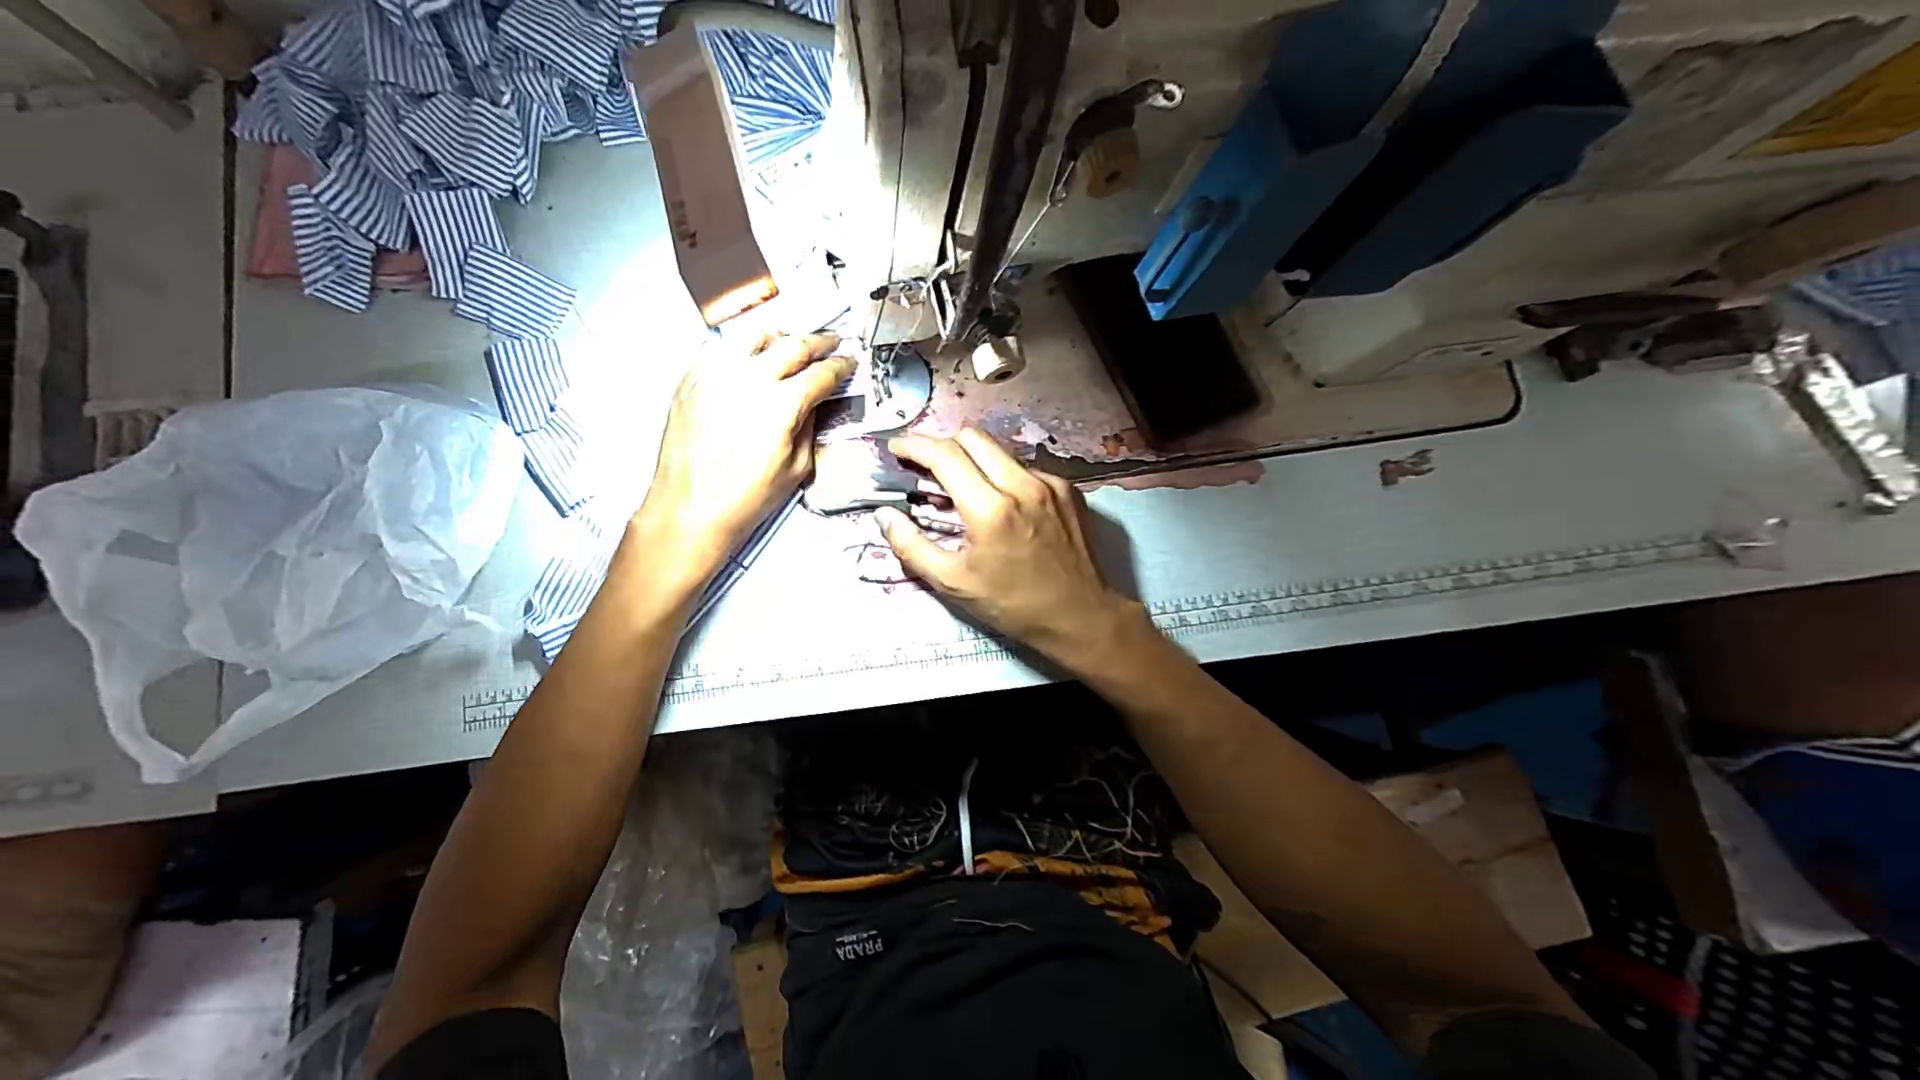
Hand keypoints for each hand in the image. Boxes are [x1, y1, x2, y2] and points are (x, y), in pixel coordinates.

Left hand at [634, 332, 852, 589]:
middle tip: (830, 342)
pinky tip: (748, 352)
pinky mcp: (692, 380)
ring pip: (754, 335)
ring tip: (789, 340)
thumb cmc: (742, 499)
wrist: (691, 509)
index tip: (848, 362)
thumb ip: (809, 426)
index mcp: (782, 405)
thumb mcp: (797, 468)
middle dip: (819, 342)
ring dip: (779, 335)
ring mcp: (717, 375)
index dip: (841, 365)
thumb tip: (813, 402)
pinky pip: (719, 347)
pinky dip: (740, 344)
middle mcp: (750, 381)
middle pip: (793, 345)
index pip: (822, 373)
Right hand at [874, 429, 1151, 668]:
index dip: (914, 445)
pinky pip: (1026, 469)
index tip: (898, 449)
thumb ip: (911, 546)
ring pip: (1000, 450)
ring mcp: (1050, 484)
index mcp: (990, 510)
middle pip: (972, 437)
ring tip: (965, 488)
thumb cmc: (1012, 605)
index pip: (944, 455)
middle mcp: (1022, 486)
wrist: (1080, 616)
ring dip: (975, 460)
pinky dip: (1005, 478)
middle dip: (943, 445)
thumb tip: (884, 515)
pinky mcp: (1068, 489)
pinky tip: (1004, 505)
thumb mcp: (953, 583)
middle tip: (928, 468)